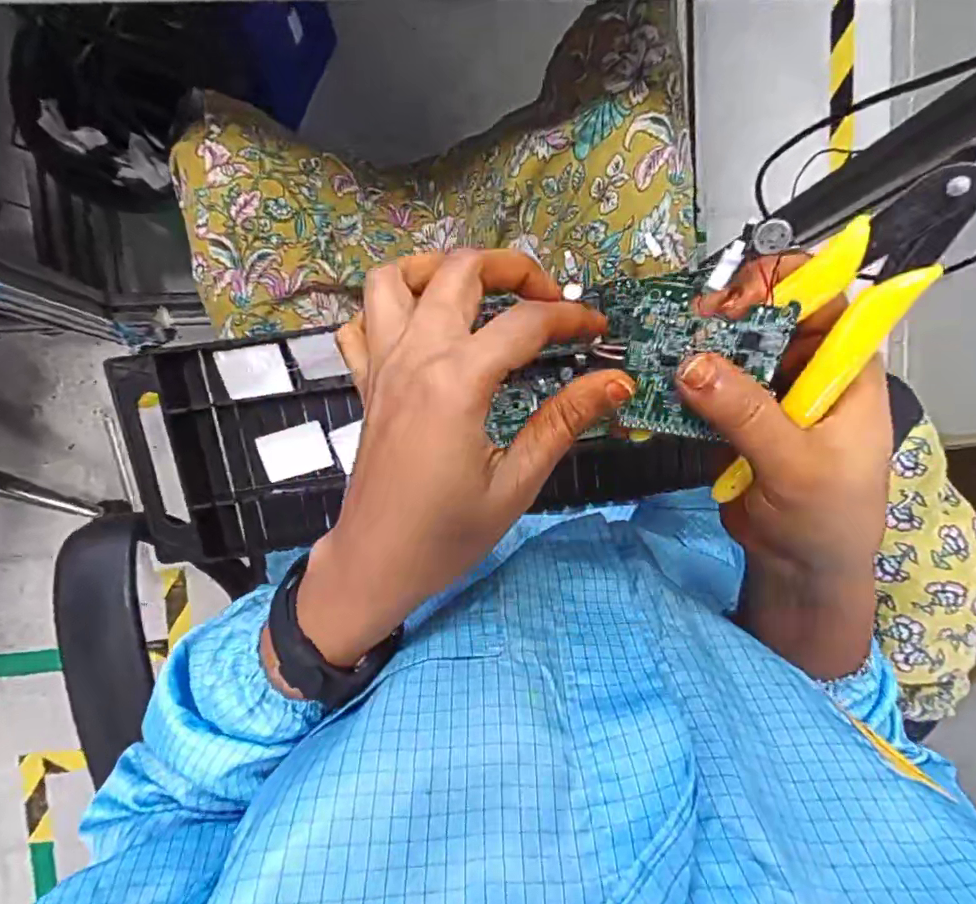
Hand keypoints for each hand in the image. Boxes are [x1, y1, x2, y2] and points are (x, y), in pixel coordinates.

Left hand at [268, 249, 633, 676]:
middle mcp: (413, 358)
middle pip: (458, 271)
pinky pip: (360, 324)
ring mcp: (381, 368)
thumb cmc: (444, 537)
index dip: (569, 318)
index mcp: (455, 383)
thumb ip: (561, 424)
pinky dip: (387, 310)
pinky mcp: (366, 385)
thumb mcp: (514, 486)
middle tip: (545, 299)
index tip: (597, 328)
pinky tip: (420, 331)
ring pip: (394, 280)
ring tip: (476, 294)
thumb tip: (615, 382)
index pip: (523, 322)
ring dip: (438, 270)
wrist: (375, 563)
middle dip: (511, 267)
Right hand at [678, 255, 890, 677]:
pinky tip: (661, 385)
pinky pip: (709, 393)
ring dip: (701, 351)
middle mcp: (808, 377)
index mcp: (845, 373)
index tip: (738, 297)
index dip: (787, 286)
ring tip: (666, 351)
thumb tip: (692, 365)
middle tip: (690, 326)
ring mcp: (768, 401)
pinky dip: (685, 387)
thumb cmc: (826, 519)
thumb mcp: (794, 462)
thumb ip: (747, 413)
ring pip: (734, 356)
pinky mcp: (736, 425)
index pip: (826, 302)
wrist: (800, 570)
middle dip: (731, 316)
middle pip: (770, 322)